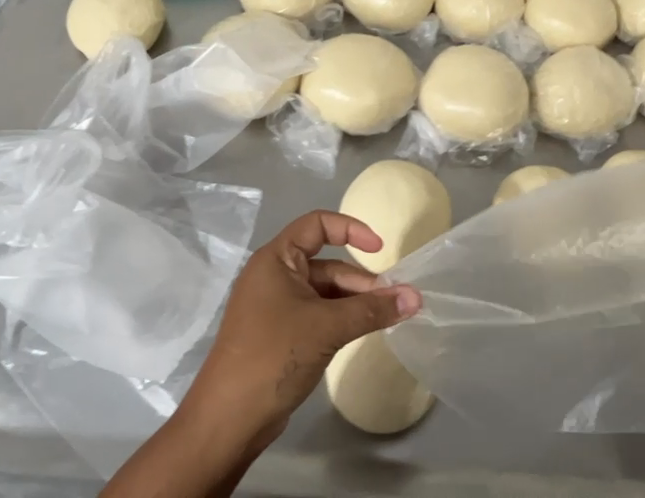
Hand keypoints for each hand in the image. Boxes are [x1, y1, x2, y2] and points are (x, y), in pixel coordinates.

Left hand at [178, 210, 421, 452]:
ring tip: (386, 319)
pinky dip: (342, 319)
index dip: (351, 229)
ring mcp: (276, 307)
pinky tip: (363, 332)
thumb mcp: (328, 327)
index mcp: (276, 260)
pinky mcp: (280, 335)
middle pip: (327, 263)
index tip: (380, 249)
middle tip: (393, 302)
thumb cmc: (274, 355)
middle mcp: (274, 277)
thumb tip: (416, 298)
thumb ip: (373, 310)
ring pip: (325, 292)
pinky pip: (318, 315)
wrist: (228, 420)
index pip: (317, 225)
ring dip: (355, 302)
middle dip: (361, 280)